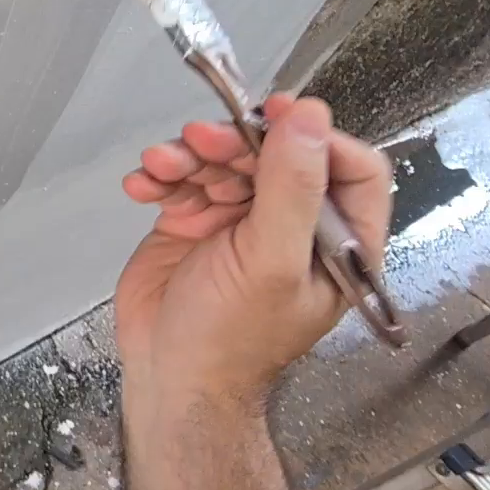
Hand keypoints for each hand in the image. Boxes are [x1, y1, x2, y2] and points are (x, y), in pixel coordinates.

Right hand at [115, 94, 391, 403]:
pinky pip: (180, 183)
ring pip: (219, 162)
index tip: (278, 112)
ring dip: (185, 157)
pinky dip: (159, 178)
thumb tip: (309, 115)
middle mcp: (290, 224)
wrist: (169, 377)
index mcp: (334, 238)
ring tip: (158, 164)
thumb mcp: (270, 262)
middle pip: (272, 155)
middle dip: (232, 142)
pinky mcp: (191, 224)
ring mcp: (237, 222)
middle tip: (197, 137)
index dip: (317, 135)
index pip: (348, 168)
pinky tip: (141, 186)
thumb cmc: (232, 334)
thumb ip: (292, 188)